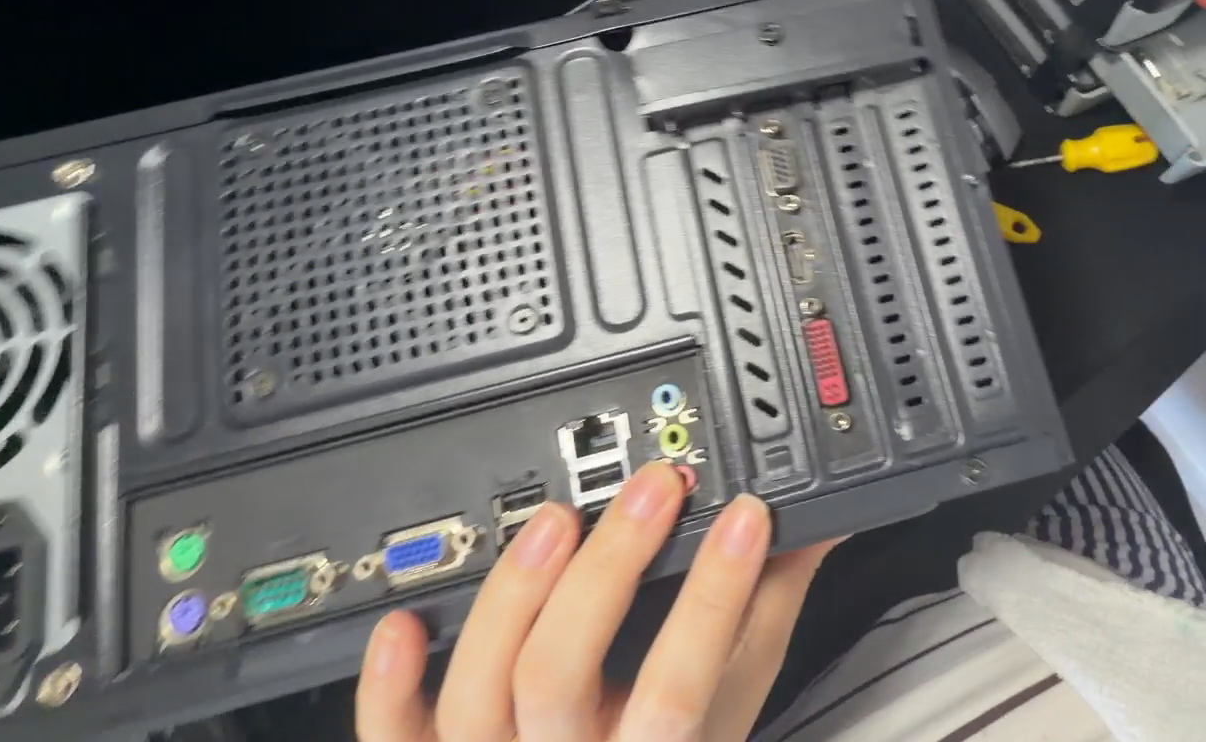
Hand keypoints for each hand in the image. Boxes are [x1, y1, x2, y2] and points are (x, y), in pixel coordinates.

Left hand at [355, 463, 838, 741]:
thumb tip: (815, 526)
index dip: (715, 592)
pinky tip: (405, 623)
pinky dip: (390, 685)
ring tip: (557, 519)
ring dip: (512, 598)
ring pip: (477, 692)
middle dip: (608, 568)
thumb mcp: (739, 698)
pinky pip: (395, 737)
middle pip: (560, 675)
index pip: (682, 680)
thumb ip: (770, 610)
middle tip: (653, 489)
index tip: (746, 516)